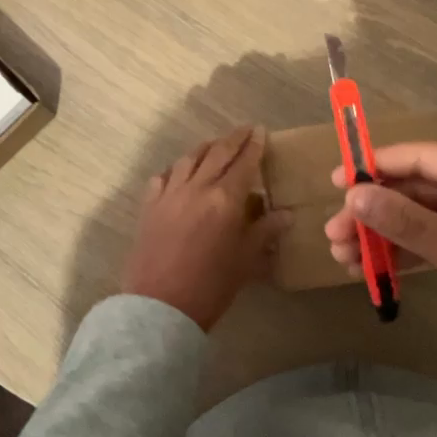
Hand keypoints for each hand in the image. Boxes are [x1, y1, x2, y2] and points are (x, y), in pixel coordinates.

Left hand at [122, 127, 291, 330]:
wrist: (160, 307)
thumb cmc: (210, 287)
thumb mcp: (246, 261)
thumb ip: (265, 231)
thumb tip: (287, 214)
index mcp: (225, 199)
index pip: (244, 163)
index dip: (254, 146)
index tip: (260, 131)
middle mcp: (198, 187)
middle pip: (217, 153)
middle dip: (232, 139)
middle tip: (244, 130)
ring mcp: (170, 194)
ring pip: (189, 159)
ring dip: (205, 148)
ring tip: (214, 145)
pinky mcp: (149, 206)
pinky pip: (163, 177)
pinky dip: (176, 169)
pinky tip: (179, 173)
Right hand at [325, 142, 436, 409]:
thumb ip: (407, 222)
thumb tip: (354, 196)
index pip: (417, 156)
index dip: (374, 168)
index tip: (334, 182)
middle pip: (412, 187)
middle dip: (372, 211)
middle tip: (332, 235)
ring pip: (417, 215)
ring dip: (382, 234)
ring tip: (343, 258)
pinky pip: (430, 237)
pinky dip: (404, 251)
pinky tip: (372, 268)